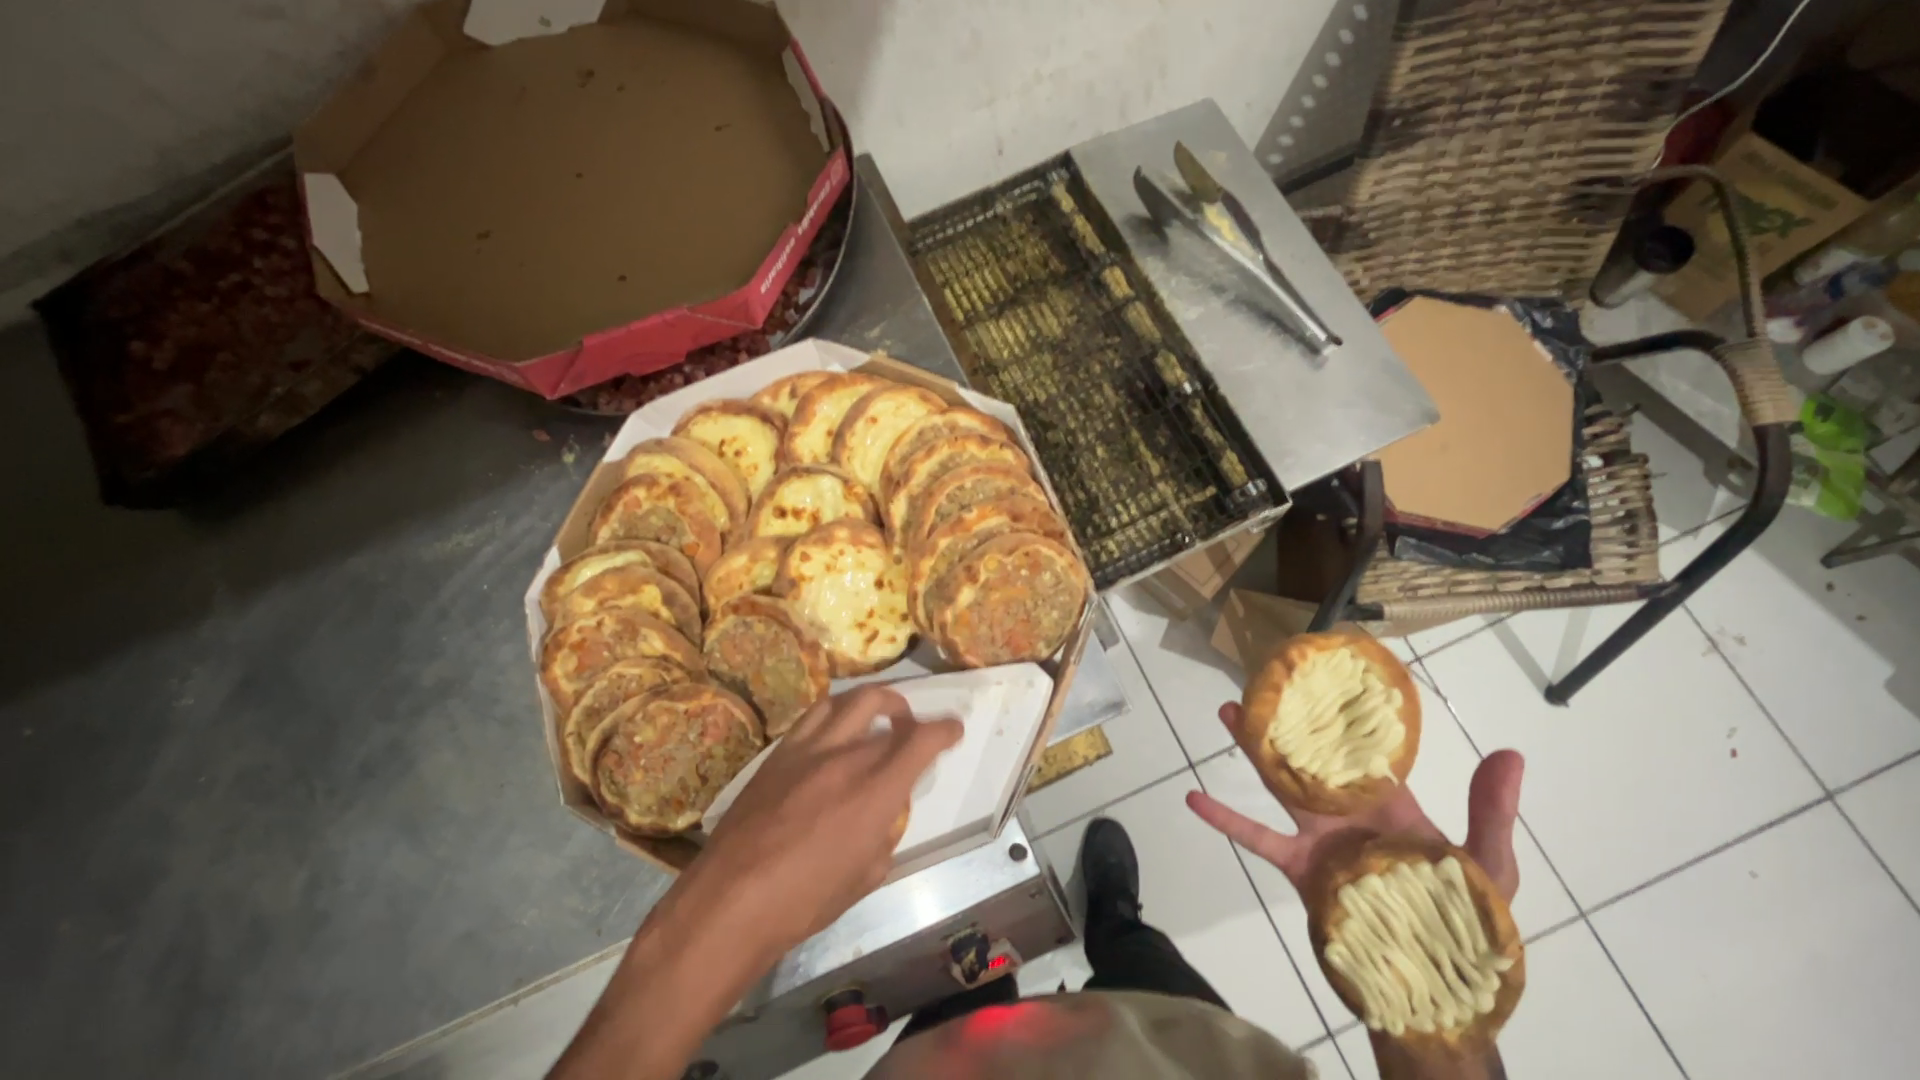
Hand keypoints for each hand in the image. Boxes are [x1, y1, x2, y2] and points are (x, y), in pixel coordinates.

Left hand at [676, 686, 961, 955]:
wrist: (731, 900)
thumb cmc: (805, 902)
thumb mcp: (866, 877)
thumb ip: (884, 836)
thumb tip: (884, 818)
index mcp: (875, 792)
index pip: (922, 740)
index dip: (946, 730)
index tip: (954, 730)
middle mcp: (844, 758)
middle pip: (885, 710)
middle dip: (908, 713)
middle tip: (912, 728)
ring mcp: (805, 750)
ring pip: (847, 699)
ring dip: (872, 702)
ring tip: (876, 718)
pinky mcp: (776, 754)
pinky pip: (813, 716)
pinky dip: (836, 714)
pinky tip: (834, 733)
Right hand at [1186, 702, 1523, 901]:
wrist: (1433, 978)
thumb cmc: (1465, 919)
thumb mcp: (1488, 863)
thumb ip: (1490, 812)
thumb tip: (1508, 753)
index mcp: (1391, 803)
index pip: (1365, 751)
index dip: (1344, 717)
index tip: (1323, 683)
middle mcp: (1349, 812)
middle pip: (1311, 757)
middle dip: (1287, 722)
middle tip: (1261, 685)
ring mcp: (1318, 837)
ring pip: (1277, 784)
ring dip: (1251, 751)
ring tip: (1226, 715)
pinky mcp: (1298, 866)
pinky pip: (1256, 838)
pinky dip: (1225, 820)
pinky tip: (1195, 799)